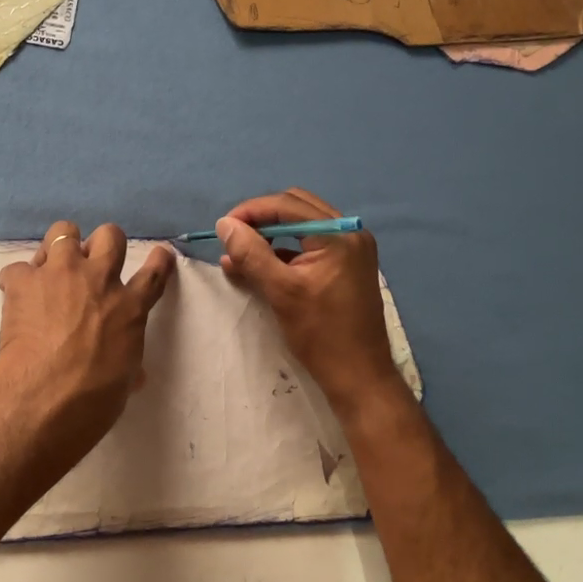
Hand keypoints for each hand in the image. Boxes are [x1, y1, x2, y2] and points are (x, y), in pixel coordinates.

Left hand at [0, 220, 176, 469]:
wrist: (44, 395)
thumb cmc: (93, 399)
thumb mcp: (124, 381)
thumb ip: (129, 366)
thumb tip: (134, 375)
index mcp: (129, 307)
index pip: (153, 275)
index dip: (159, 261)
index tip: (161, 254)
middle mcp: (98, 279)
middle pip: (110, 236)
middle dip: (103, 243)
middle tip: (91, 260)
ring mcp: (60, 273)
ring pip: (64, 231)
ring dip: (59, 246)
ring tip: (51, 266)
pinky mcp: (24, 280)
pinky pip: (18, 267)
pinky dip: (17, 280)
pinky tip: (15, 296)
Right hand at [217, 188, 402, 410]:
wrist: (359, 377)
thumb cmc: (321, 335)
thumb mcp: (280, 291)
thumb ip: (251, 253)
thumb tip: (225, 224)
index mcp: (338, 234)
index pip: (287, 205)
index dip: (251, 211)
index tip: (223, 227)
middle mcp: (349, 232)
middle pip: (296, 207)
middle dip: (261, 218)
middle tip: (233, 237)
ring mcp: (351, 248)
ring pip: (302, 223)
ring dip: (271, 233)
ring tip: (241, 253)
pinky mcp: (347, 264)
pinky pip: (310, 242)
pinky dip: (285, 249)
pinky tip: (261, 265)